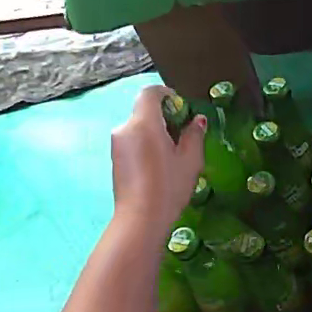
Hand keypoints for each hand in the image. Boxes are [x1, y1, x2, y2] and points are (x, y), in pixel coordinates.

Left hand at [111, 86, 204, 237]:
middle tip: (183, 134)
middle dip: (164, 116)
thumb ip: (194, 134)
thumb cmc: (168, 186)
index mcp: (144, 122)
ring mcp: (117, 145)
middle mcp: (125, 128)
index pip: (150, 92)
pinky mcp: (115, 159)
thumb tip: (197, 120)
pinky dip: (145, 144)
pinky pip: (132, 141)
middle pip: (144, 110)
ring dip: (155, 132)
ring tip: (173, 154)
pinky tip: (158, 166)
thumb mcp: (190, 160)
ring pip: (138, 127)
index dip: (167, 94)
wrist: (140, 219)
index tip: (181, 108)